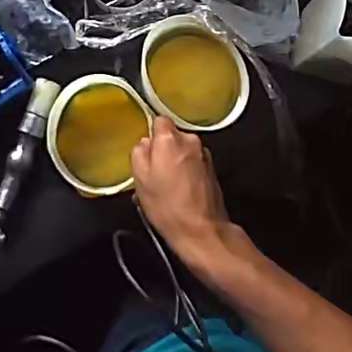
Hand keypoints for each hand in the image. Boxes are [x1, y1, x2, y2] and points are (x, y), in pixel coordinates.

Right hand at [131, 117, 238, 272]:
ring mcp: (204, 154)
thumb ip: (139, 153)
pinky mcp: (212, 168)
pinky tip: (179, 191)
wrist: (202, 231)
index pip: (159, 120)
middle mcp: (190, 140)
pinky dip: (186, 170)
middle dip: (163, 149)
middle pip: (172, 136)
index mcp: (170, 138)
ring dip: (175, 161)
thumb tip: (145, 143)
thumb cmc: (167, 206)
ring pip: (182, 150)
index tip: (146, 150)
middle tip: (153, 172)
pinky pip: (192, 162)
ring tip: (166, 186)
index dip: (151, 133)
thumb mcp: (140, 180)